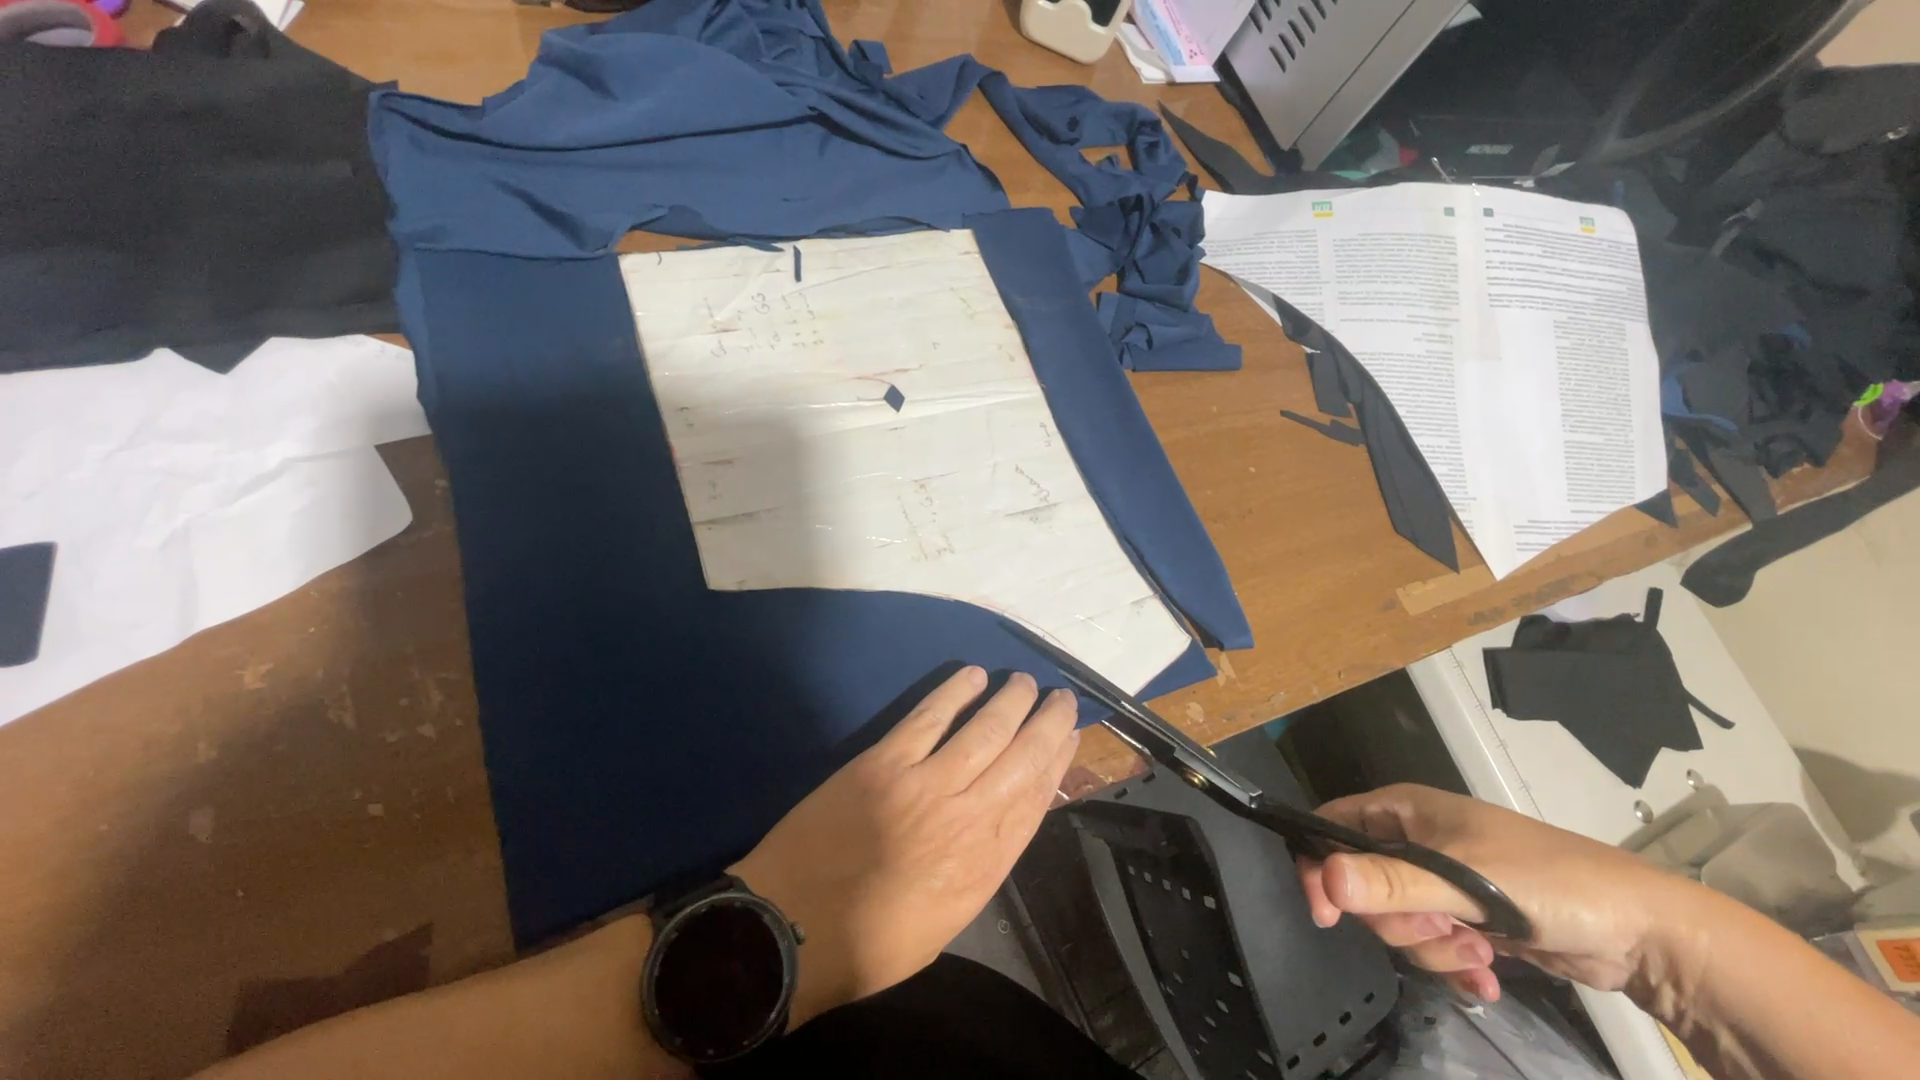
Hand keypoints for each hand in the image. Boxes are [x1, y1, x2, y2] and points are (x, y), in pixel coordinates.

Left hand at [730, 666, 1078, 1027]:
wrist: (794, 933)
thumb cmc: (871, 943)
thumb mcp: (946, 921)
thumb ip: (978, 868)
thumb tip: (997, 824)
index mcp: (985, 864)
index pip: (1035, 800)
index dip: (1057, 763)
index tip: (1072, 737)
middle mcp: (968, 818)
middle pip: (1021, 759)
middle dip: (1047, 724)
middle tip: (1061, 699)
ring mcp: (925, 786)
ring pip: (983, 731)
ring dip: (1009, 701)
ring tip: (1024, 681)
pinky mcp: (882, 765)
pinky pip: (928, 718)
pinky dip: (954, 693)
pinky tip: (972, 676)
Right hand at [1295, 784, 1694, 1001]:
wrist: (1644, 932)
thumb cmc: (1551, 884)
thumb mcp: (1468, 881)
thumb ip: (1394, 882)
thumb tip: (1325, 879)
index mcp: (1405, 810)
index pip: (1330, 827)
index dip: (1318, 865)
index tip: (1328, 914)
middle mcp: (1416, 840)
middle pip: (1361, 884)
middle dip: (1396, 920)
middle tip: (1438, 928)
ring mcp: (1443, 881)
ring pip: (1397, 921)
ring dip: (1431, 946)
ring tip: (1479, 951)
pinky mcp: (1468, 918)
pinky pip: (1431, 944)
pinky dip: (1453, 963)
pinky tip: (1485, 975)